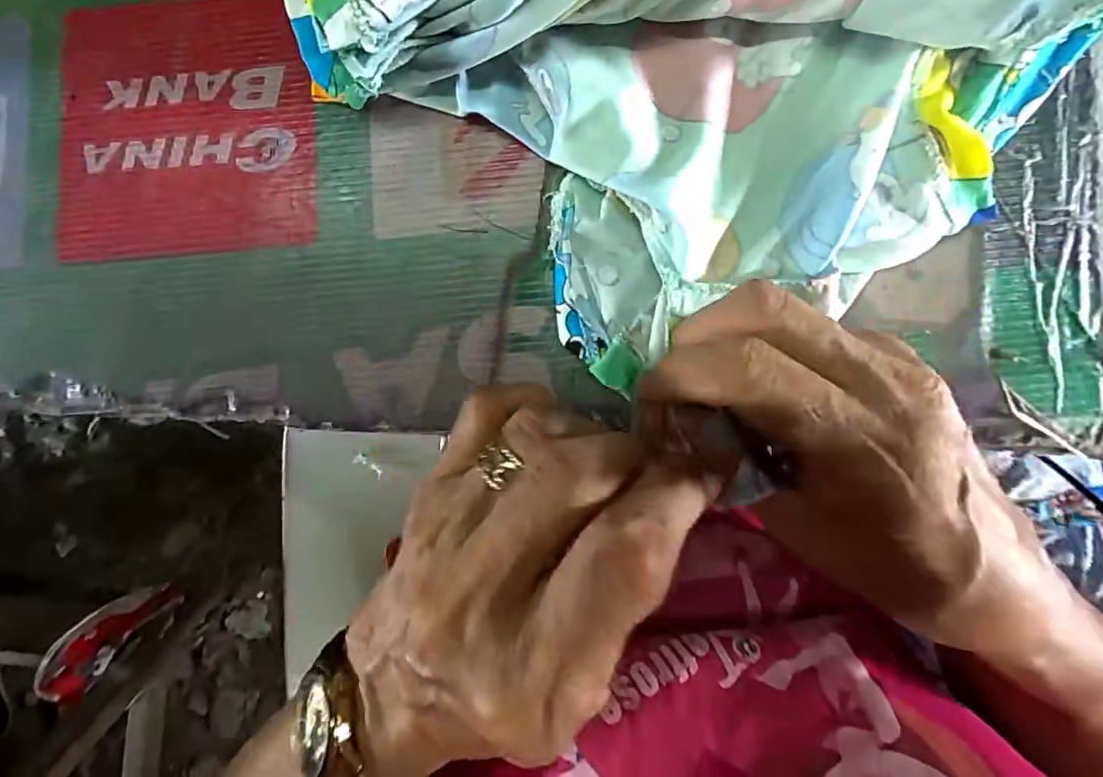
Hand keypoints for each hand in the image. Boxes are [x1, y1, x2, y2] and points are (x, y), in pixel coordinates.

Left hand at [345, 385, 715, 773]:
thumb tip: (673, 499)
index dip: (673, 499)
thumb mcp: (579, 691)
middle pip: (573, 477)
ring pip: (533, 435)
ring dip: (590, 430)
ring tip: (608, 450)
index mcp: (533, 665)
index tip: (705, 469)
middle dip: (635, 455)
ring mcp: (446, 519)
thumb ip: (625, 602)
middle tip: (659, 459)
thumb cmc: (501, 697)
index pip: (618, 558)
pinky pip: (487, 410)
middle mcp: (481, 583)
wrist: (397, 678)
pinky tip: (554, 429)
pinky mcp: (429, 482)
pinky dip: (535, 405)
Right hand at [639, 281, 1070, 655]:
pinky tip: (759, 380)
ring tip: (708, 374)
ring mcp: (894, 354)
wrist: (999, 573)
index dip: (680, 373)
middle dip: (695, 335)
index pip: (749, 366)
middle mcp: (883, 376)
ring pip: (781, 302)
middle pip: (762, 307)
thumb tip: (684, 421)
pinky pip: (807, 321)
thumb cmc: (896, 569)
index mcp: (862, 436)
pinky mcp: (895, 349)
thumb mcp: (798, 529)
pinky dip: (760, 338)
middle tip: (674, 380)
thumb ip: (736, 462)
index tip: (650, 401)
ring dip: (723, 329)